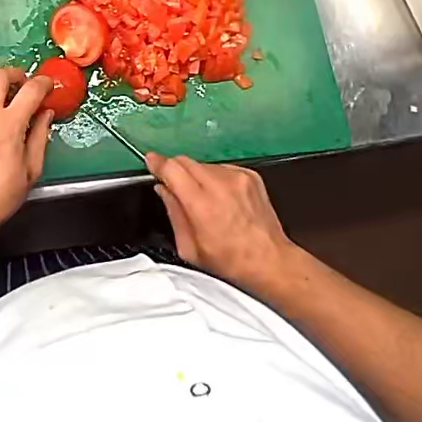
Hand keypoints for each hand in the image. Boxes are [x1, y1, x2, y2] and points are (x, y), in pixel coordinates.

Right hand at [145, 152, 300, 294]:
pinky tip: (222, 198)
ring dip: (196, 175)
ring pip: (203, 164)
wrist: (270, 260)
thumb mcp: (189, 248)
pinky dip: (216, 178)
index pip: (171, 168)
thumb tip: (163, 189)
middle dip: (175, 170)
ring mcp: (237, 177)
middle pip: (185, 161)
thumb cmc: (230, 261)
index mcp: (201, 204)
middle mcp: (220, 185)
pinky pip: (222, 168)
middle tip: (176, 188)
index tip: (150, 161)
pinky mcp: (250, 175)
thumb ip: (173, 213)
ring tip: (205, 199)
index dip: (157, 163)